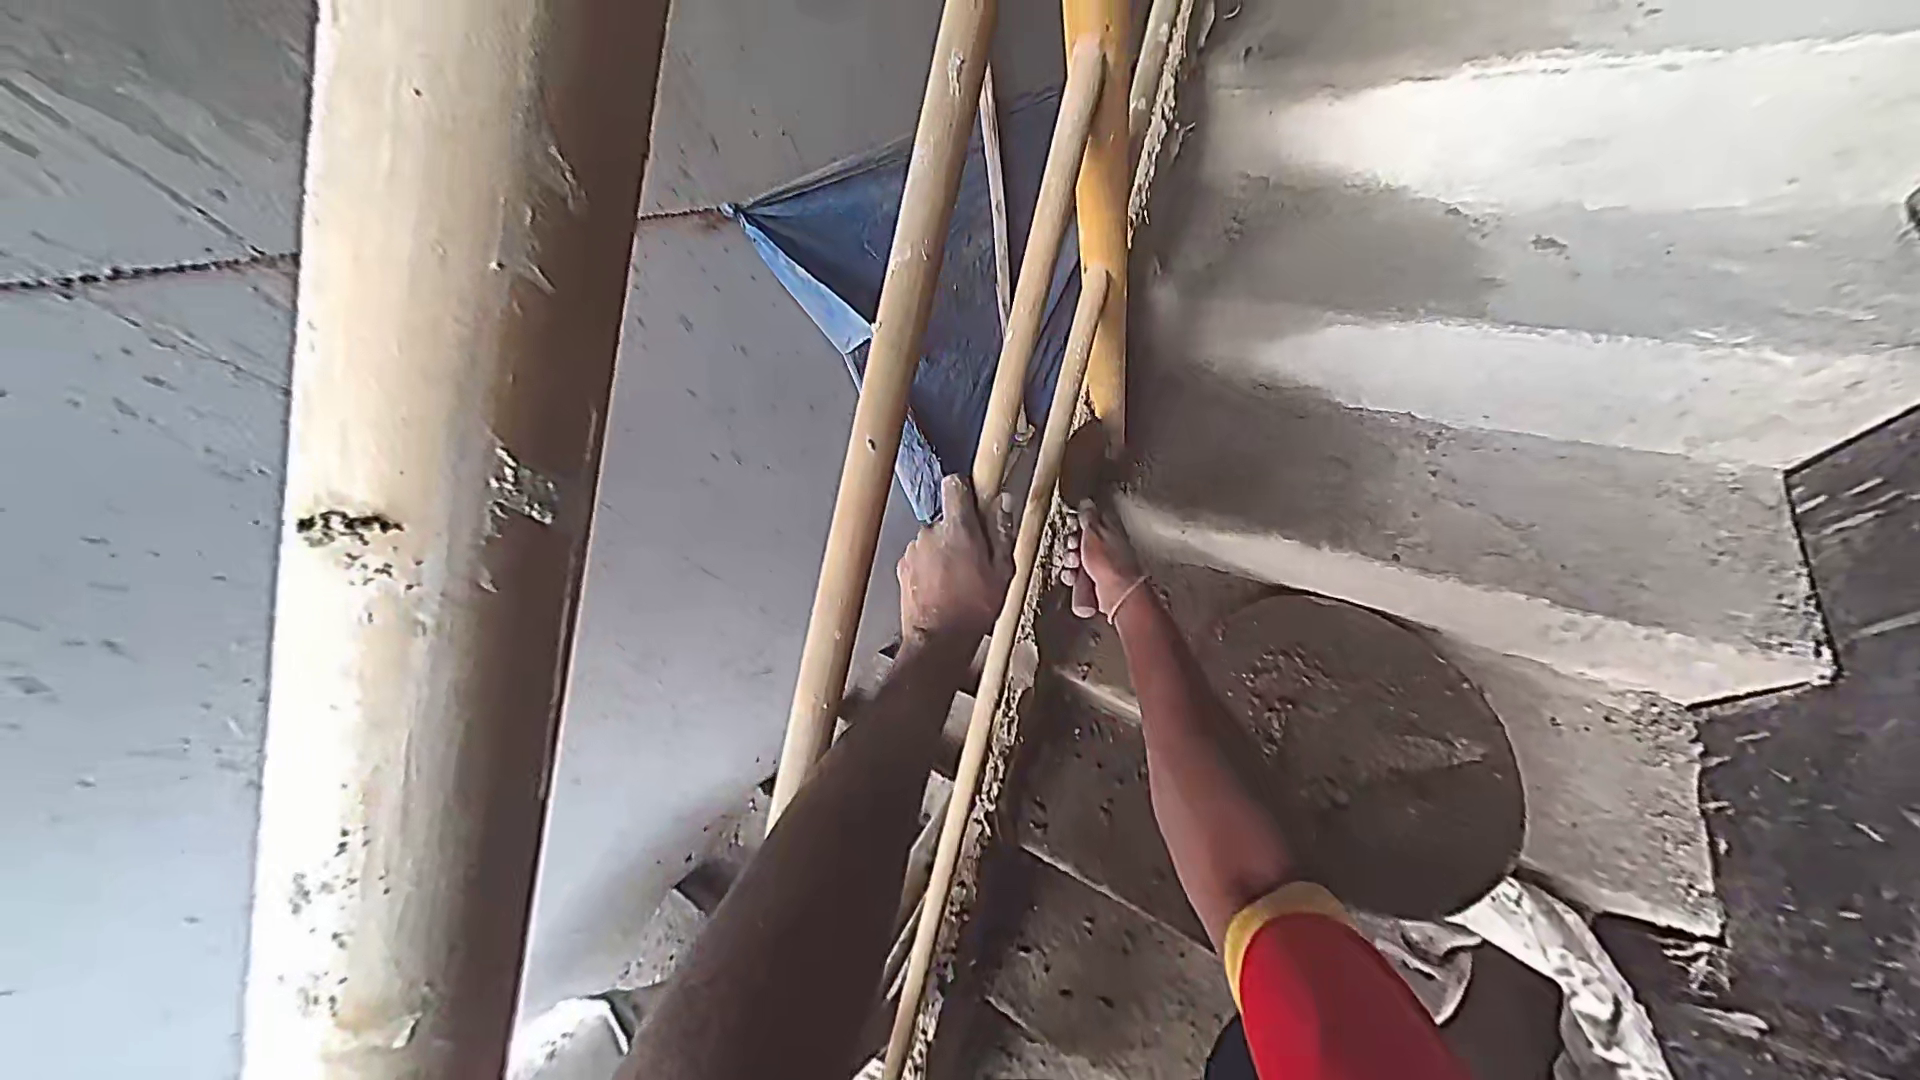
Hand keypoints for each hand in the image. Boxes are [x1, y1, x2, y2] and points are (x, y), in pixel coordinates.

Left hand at [898, 475, 1014, 643]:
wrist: (939, 639)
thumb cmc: (974, 607)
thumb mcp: (1003, 570)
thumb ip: (1001, 530)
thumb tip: (1001, 502)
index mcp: (959, 528)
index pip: (954, 485)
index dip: (965, 490)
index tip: (974, 502)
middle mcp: (931, 532)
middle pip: (946, 517)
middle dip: (958, 531)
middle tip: (974, 557)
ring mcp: (914, 549)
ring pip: (932, 539)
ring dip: (943, 551)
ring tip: (957, 578)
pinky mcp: (903, 566)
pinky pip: (920, 556)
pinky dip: (929, 566)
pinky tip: (942, 586)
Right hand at [1059, 500, 1146, 619]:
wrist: (1116, 592)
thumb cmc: (1108, 560)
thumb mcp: (1095, 532)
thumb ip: (1089, 517)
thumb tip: (1086, 502)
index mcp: (1109, 529)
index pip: (1091, 518)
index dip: (1078, 521)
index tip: (1072, 524)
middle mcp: (1106, 546)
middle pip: (1080, 539)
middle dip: (1071, 543)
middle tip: (1073, 547)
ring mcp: (1100, 564)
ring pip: (1076, 557)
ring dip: (1069, 560)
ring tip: (1074, 564)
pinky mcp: (1094, 580)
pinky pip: (1076, 574)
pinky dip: (1071, 575)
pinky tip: (1073, 577)